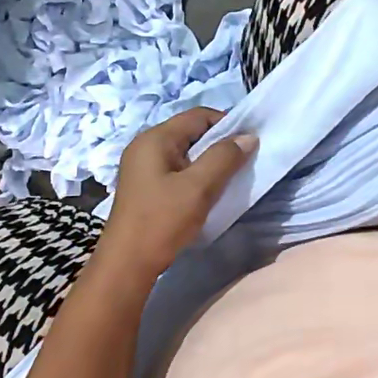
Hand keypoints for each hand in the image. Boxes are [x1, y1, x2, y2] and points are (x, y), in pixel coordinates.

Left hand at [95, 108, 254, 278]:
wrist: (128, 262)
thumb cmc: (162, 220)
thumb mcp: (198, 187)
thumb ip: (224, 158)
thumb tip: (248, 136)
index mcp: (155, 138)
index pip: (198, 115)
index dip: (227, 123)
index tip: (249, 144)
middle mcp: (145, 146)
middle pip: (190, 132)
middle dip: (219, 144)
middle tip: (243, 163)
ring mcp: (143, 167)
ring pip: (185, 153)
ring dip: (208, 162)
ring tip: (229, 179)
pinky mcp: (145, 186)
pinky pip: (176, 170)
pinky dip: (195, 176)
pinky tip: (207, 193)